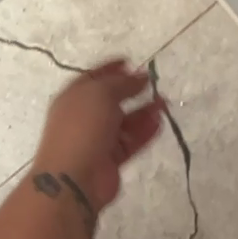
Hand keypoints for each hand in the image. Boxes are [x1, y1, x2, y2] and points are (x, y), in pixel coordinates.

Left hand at [32, 61, 165, 211]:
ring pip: (123, 122)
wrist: (74, 177)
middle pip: (110, 100)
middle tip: (153, 84)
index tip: (130, 62)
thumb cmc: (82, 128)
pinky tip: (159, 122)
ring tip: (164, 103)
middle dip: (132, 91)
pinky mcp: (110, 159)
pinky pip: (130, 141)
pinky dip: (144, 132)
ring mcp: (96, 139)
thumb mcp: (100, 94)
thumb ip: (122, 83)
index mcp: (73, 97)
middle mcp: (83, 116)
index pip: (92, 78)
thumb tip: (139, 76)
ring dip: (143, 111)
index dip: (110, 69)